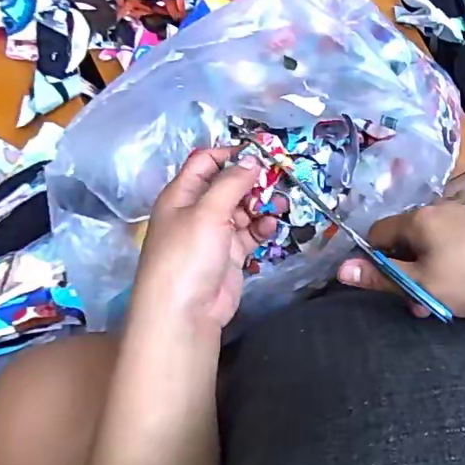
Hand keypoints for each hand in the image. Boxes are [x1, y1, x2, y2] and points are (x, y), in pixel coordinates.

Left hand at [130, 147, 276, 331]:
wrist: (186, 311)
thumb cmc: (188, 254)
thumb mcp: (208, 211)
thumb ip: (232, 183)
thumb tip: (253, 160)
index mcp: (182, 194)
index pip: (206, 162)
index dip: (232, 154)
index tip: (263, 153)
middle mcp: (198, 210)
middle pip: (230, 184)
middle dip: (255, 181)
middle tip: (281, 179)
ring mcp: (215, 232)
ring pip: (244, 208)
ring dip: (263, 204)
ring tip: (281, 205)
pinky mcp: (230, 253)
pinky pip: (250, 232)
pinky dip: (262, 227)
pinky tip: (271, 228)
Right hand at [335, 203, 464, 320]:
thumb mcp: (421, 285)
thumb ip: (380, 277)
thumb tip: (341, 270)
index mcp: (420, 217)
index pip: (377, 232)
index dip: (375, 261)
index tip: (389, 287)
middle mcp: (440, 207)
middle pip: (404, 237)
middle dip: (404, 270)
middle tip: (416, 302)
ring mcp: (464, 215)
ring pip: (427, 243)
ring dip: (425, 271)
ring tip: (438, 301)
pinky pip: (449, 243)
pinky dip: (445, 263)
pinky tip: (459, 287)